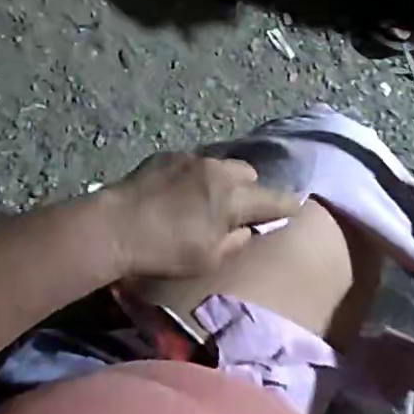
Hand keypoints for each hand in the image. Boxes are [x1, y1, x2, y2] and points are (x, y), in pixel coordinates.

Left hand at [103, 153, 301, 278]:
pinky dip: (197, 175)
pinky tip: (183, 192)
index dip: (286, 205)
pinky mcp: (164, 155)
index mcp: (231, 196)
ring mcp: (188, 157)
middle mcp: (215, 169)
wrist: (117, 225)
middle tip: (242, 209)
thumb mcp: (211, 258)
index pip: (272, 198)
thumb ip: (237, 240)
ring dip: (223, 179)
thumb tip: (249, 228)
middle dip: (250, 188)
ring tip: (211, 199)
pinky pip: (193, 162)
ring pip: (220, 164)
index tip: (296, 208)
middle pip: (247, 172)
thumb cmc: (166, 249)